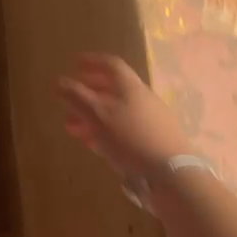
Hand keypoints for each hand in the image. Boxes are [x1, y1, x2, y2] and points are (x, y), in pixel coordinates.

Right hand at [58, 53, 192, 183]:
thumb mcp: (96, 114)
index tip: (74, 63)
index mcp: (129, 87)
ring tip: (76, 130)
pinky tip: (97, 145)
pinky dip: (108, 131)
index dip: (91, 61)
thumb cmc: (130, 137)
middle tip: (69, 103)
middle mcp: (143, 98)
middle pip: (111, 89)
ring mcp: (153, 120)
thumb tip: (61, 81)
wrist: (174, 175)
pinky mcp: (158, 140)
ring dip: (93, 116)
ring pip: (117, 111)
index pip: (110, 64)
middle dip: (86, 95)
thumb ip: (76, 95)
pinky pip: (127, 128)